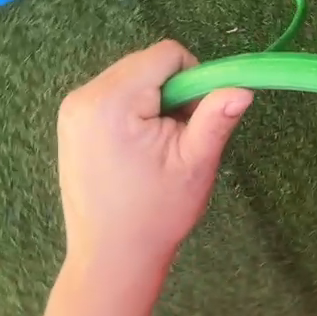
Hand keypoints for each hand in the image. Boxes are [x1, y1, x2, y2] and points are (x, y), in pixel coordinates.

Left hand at [55, 40, 252, 271]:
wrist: (110, 261)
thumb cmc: (156, 213)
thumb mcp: (195, 163)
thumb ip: (217, 118)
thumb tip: (244, 88)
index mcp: (112, 102)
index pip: (168, 55)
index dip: (193, 78)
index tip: (193, 119)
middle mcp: (85, 96)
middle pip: (149, 62)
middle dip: (174, 89)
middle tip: (178, 135)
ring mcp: (74, 108)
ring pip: (135, 73)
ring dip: (156, 97)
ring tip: (159, 143)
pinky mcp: (72, 120)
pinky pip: (117, 89)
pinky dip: (137, 106)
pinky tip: (139, 145)